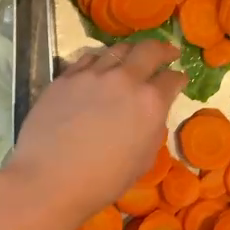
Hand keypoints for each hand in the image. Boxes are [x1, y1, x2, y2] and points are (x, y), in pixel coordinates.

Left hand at [9, 40, 184, 224]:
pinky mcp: (66, 77)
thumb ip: (153, 131)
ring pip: (117, 49)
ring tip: (132, 58)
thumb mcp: (144, 161)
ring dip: (130, 52)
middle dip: (162, 50)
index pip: (172, 79)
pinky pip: (89, 59)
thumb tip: (152, 117)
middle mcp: (125, 79)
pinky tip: (100, 68)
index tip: (180, 79)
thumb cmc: (104, 180)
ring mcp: (92, 74)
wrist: (50, 179)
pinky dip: (101, 60)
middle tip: (167, 52)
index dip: (179, 79)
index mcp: (151, 103)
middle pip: (149, 50)